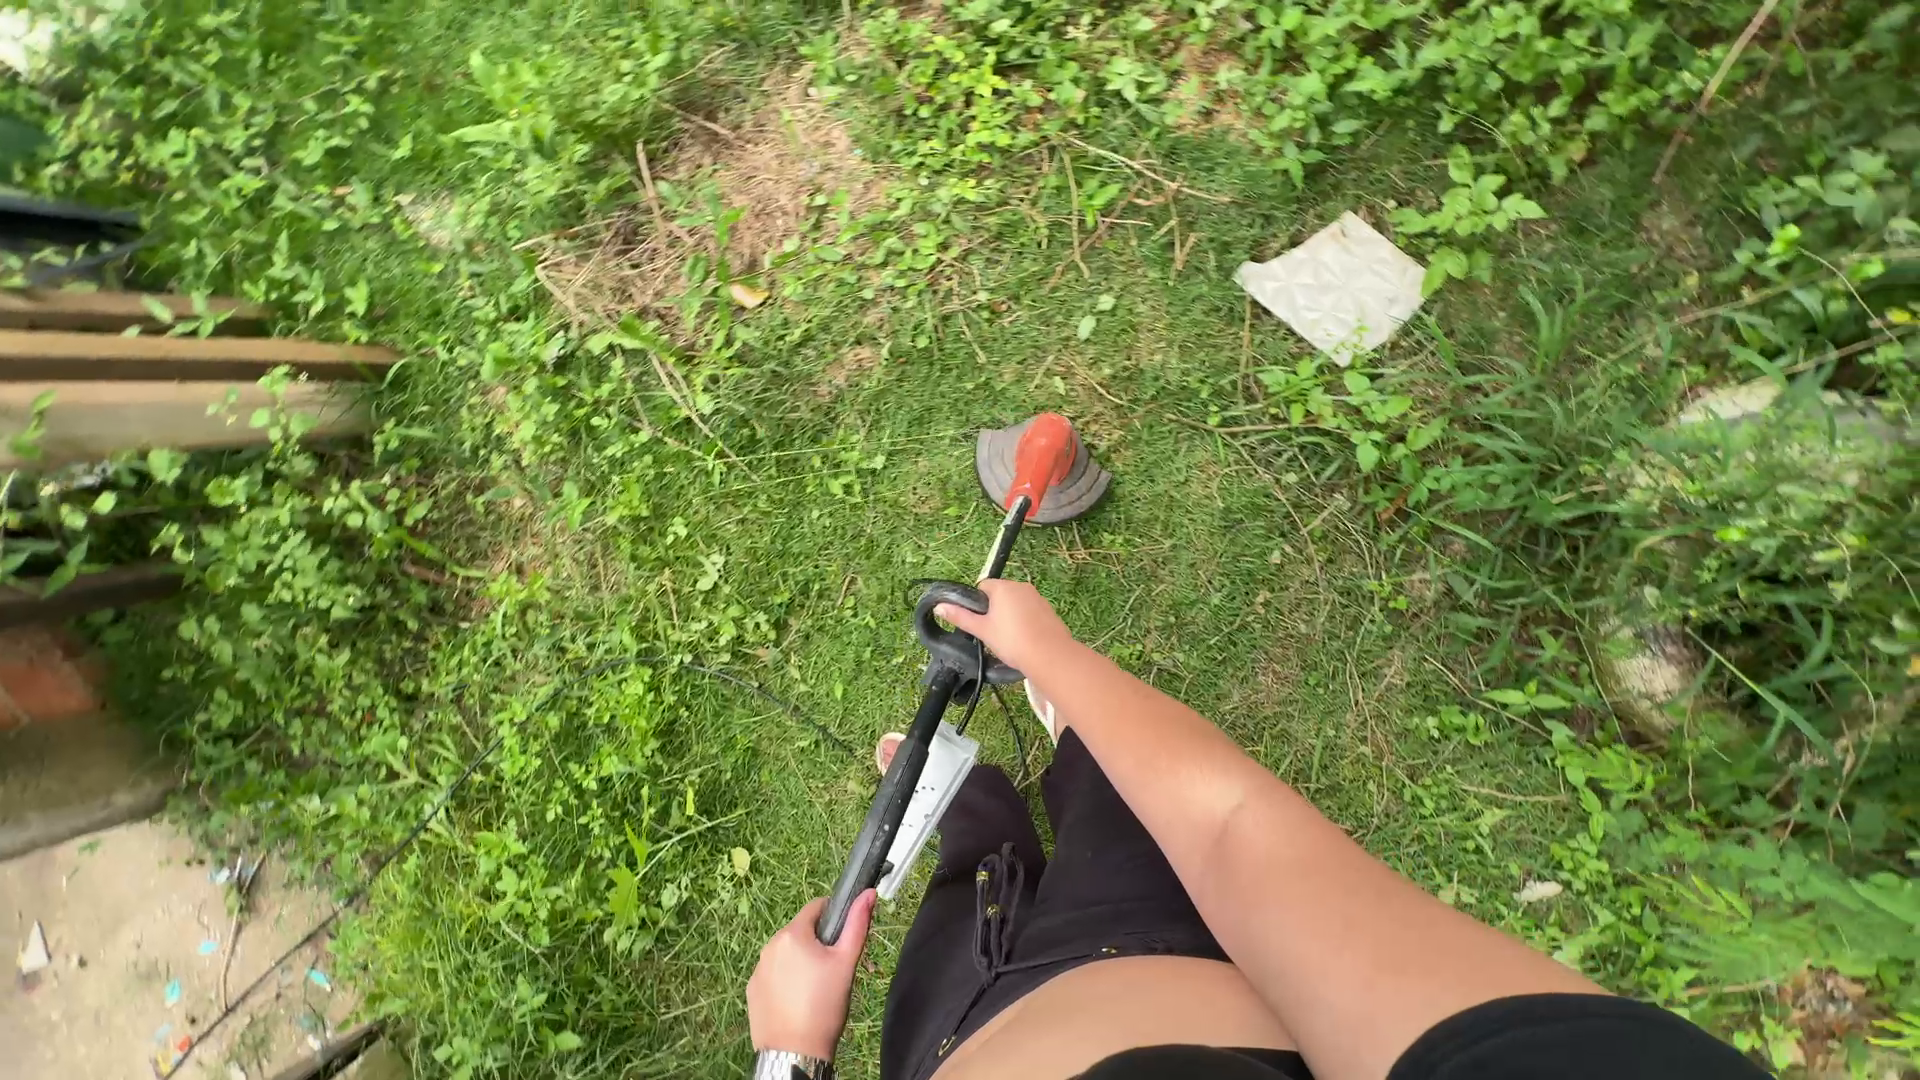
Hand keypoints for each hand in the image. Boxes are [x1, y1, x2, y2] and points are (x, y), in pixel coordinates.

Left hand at [747, 891, 876, 1058]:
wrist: (794, 1055)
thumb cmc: (824, 1006)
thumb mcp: (846, 963)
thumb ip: (857, 924)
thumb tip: (868, 893)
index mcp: (792, 933)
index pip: (816, 907)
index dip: (833, 918)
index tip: (842, 941)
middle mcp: (769, 945)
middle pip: (801, 931)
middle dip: (817, 943)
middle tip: (832, 970)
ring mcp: (757, 969)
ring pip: (786, 953)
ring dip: (800, 961)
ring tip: (815, 988)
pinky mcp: (751, 991)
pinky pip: (773, 974)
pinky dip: (785, 980)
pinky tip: (797, 1001)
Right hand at [935, 579, 1075, 673]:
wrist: (1049, 655)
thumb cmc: (1011, 640)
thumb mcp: (982, 630)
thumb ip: (960, 616)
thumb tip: (939, 606)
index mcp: (1003, 587)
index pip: (982, 586)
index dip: (977, 604)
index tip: (979, 622)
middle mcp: (1021, 587)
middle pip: (1000, 594)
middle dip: (994, 610)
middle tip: (992, 633)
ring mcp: (1038, 597)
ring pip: (1016, 603)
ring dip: (1010, 616)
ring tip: (1009, 639)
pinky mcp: (1049, 610)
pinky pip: (1030, 612)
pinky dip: (1025, 622)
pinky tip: (1024, 639)